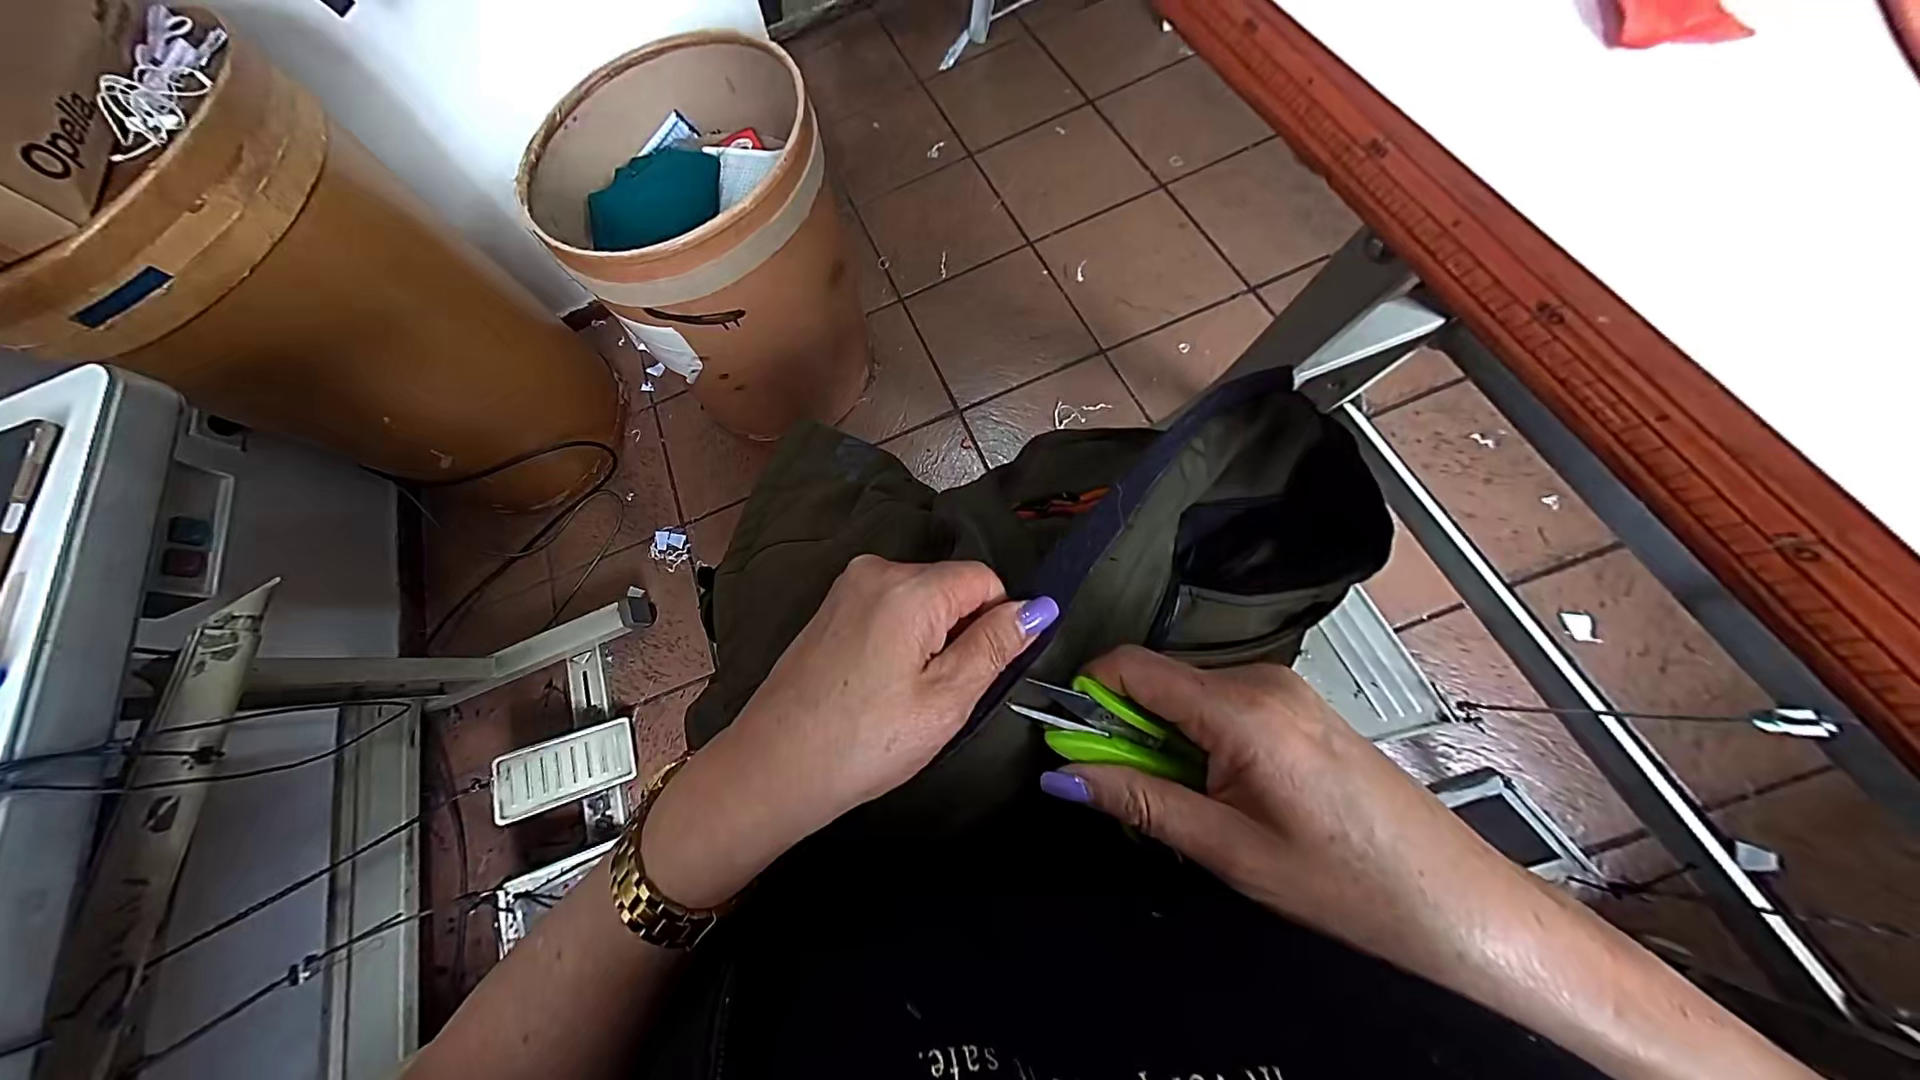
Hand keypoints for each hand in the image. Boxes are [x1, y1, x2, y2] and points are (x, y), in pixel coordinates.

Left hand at [642, 556, 1056, 906]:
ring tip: (902, 691)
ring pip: (922, 598)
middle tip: (935, 690)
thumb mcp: (946, 699)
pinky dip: (899, 635)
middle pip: (951, 586)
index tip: (972, 672)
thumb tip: (1041, 607)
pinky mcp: (830, 605)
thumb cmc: (866, 741)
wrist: (771, 767)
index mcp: (909, 587)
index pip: (986, 579)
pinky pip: (889, 606)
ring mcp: (847, 584)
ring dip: (929, 636)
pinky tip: (877, 680)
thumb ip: (996, 645)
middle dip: (959, 630)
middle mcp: (876, 568)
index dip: (994, 624)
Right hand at [1044, 649, 1819, 1079]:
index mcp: (1242, 709)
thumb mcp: (1228, 850)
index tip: (1064, 739)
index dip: (1085, 693)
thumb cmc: (1346, 884)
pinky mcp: (1293, 703)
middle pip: (1155, 678)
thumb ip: (1137, 800)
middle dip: (1119, 723)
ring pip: (1183, 692)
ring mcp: (1281, 687)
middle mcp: (1259, 679)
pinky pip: (1215, 702)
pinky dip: (1190, 734)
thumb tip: (1059, 776)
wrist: (1464, 904)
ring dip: (1155, 734)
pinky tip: (1209, 784)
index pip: (1131, 667)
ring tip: (1171, 795)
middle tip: (1113, 784)